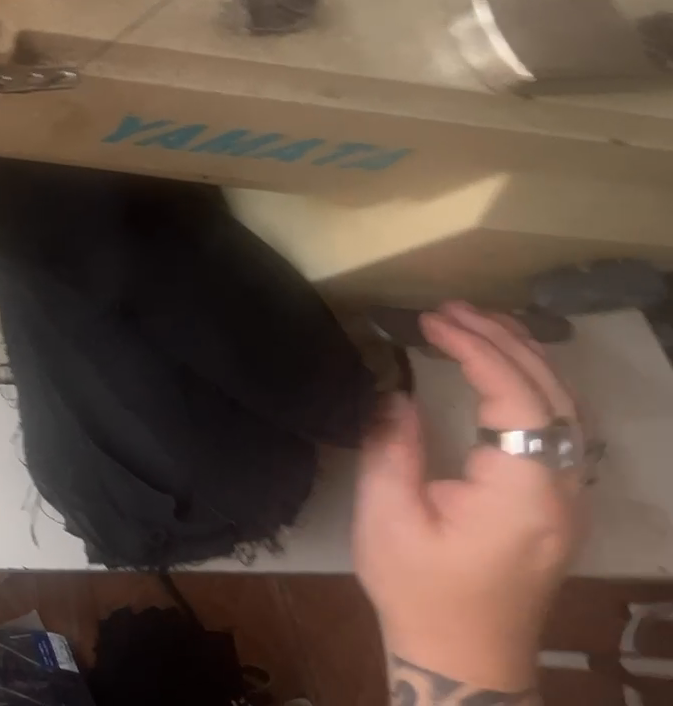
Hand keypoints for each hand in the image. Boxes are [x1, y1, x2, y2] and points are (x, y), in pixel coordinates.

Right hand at [353, 302, 585, 698]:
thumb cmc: (417, 582)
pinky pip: (559, 430)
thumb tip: (396, 392)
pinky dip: (530, 388)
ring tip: (474, 324)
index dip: (479, 353)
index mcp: (521, 492)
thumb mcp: (387, 514)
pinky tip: (499, 372)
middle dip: (506, 344)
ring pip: (567, 413)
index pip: (519, 404)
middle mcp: (562, 491)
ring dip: (524, 361)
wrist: (461, 647)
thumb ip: (392, 447)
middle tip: (450, 308)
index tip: (431, 322)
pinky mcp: (555, 501)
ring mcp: (567, 498)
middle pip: (555, 400)